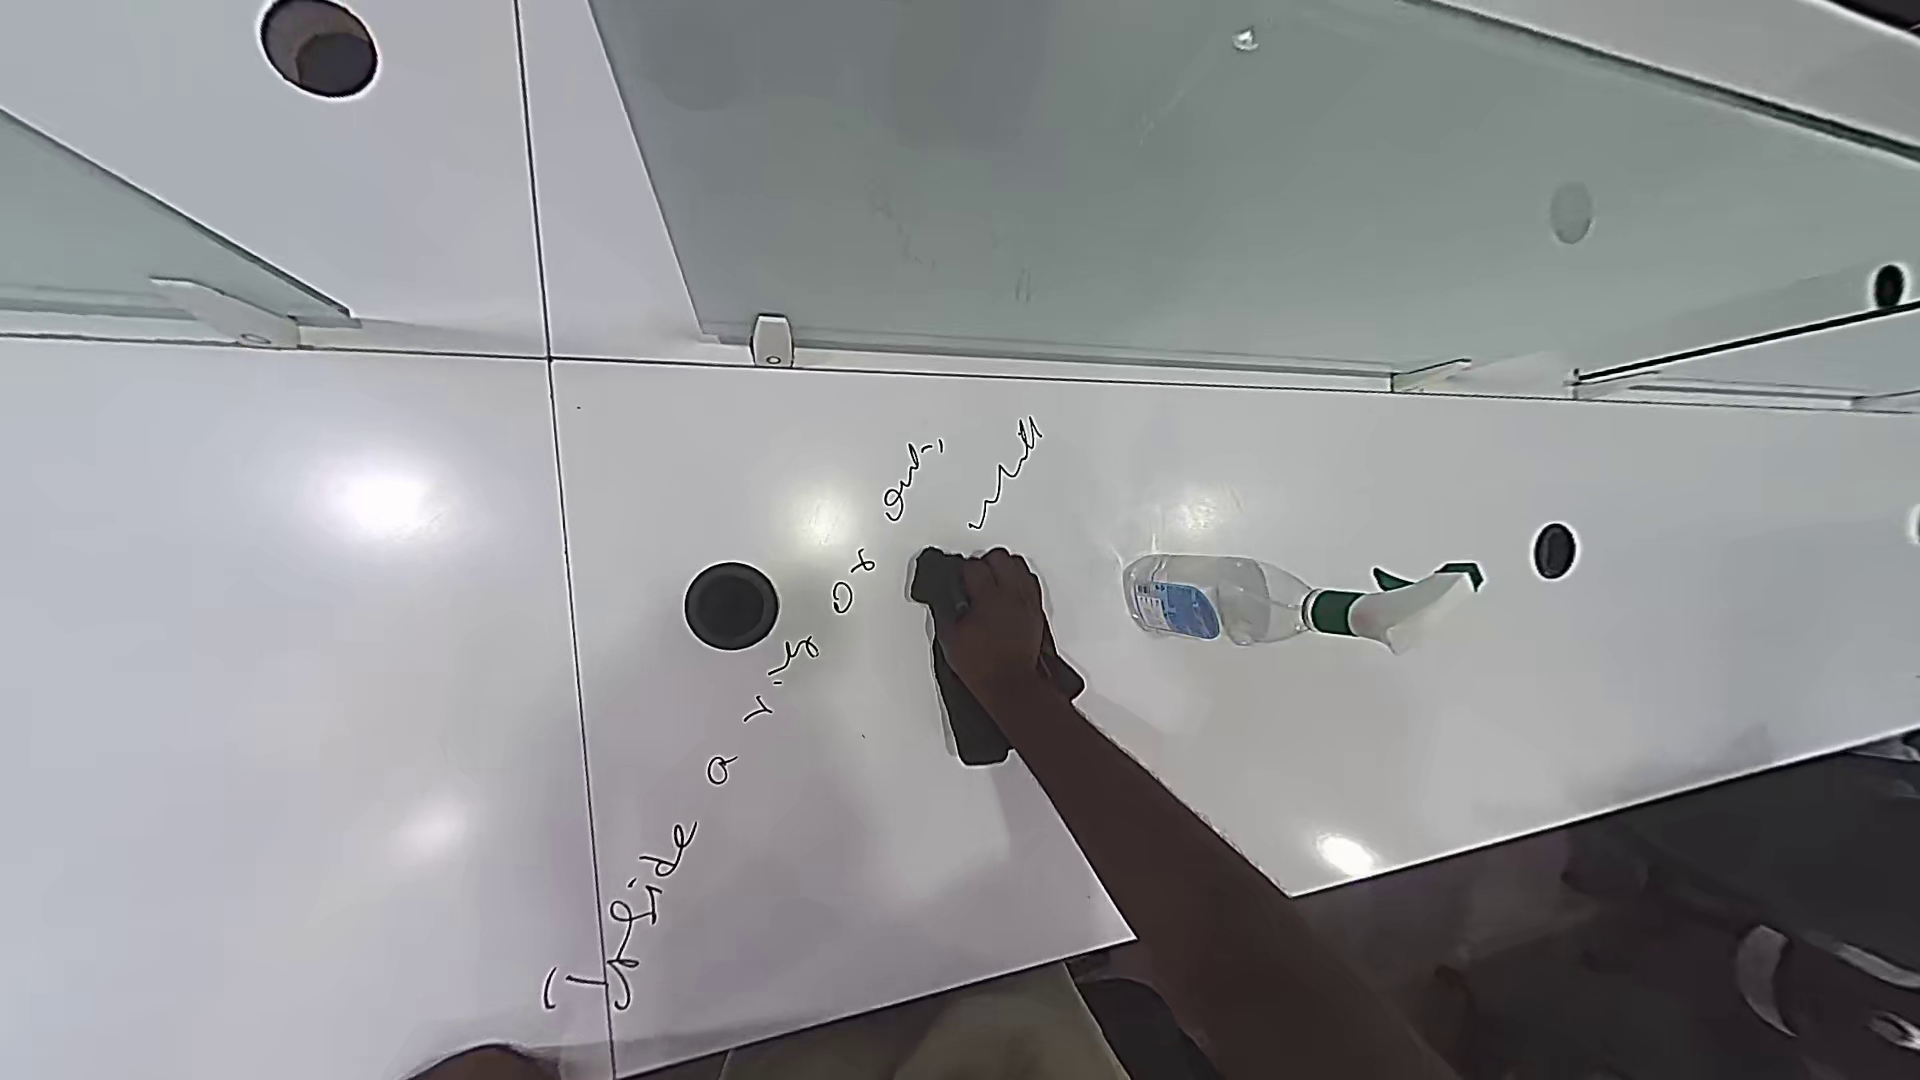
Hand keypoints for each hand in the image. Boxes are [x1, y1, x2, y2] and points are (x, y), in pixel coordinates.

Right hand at [941, 548, 1049, 701]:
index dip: (962, 570)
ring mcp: (1026, 602)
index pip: (973, 566)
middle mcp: (1011, 595)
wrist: (1010, 685)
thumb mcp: (951, 638)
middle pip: (999, 557)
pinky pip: (1030, 582)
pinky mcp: (1035, 611)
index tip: (958, 578)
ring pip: (1018, 565)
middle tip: (974, 576)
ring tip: (992, 580)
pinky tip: (1010, 590)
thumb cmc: (984, 666)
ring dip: (1003, 568)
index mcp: (988, 598)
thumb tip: (944, 601)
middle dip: (984, 563)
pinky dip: (1019, 580)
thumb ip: (946, 612)